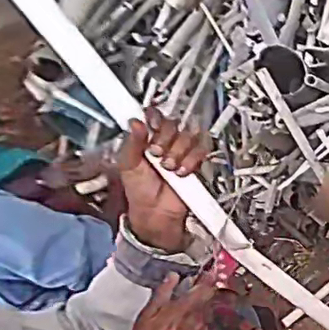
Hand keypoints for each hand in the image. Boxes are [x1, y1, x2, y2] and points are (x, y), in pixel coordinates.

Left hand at [114, 108, 208, 252]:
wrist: (156, 213)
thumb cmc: (139, 192)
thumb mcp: (127, 164)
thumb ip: (131, 142)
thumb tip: (135, 122)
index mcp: (146, 138)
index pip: (155, 116)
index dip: (155, 117)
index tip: (151, 125)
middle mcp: (165, 142)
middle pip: (174, 124)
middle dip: (165, 140)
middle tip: (156, 154)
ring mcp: (182, 152)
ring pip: (189, 136)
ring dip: (178, 152)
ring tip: (168, 166)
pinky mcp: (196, 164)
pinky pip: (201, 152)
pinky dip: (191, 161)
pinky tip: (181, 171)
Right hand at [117, 274, 216, 329]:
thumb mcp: (149, 312)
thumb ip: (164, 292)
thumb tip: (172, 277)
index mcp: (187, 307)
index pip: (207, 286)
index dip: (209, 277)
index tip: (207, 271)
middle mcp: (200, 317)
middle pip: (212, 298)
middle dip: (207, 290)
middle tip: (199, 284)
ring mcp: (204, 329)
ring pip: (211, 310)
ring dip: (205, 303)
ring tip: (192, 301)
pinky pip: (208, 323)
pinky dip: (203, 317)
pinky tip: (191, 318)